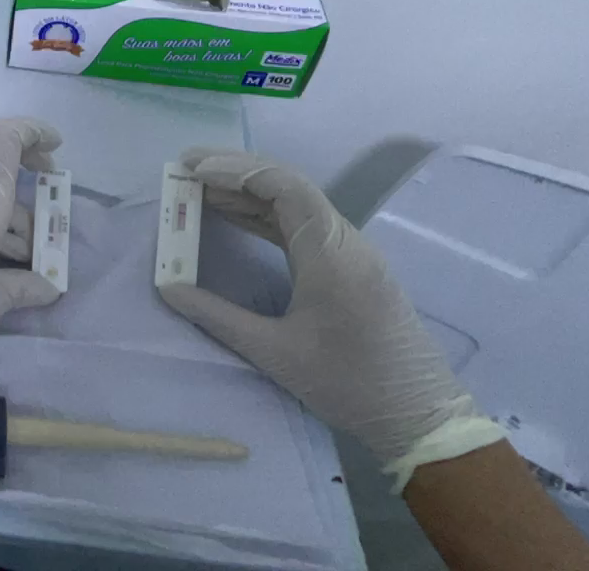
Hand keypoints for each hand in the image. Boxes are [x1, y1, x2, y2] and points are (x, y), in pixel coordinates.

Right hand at [157, 150, 504, 487]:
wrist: (421, 420)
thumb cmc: (349, 385)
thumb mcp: (273, 353)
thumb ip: (216, 316)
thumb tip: (167, 287)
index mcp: (330, 252)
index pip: (282, 185)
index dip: (233, 170)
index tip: (191, 169)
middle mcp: (344, 240)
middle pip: (287, 184)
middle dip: (234, 171)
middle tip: (186, 169)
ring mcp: (350, 252)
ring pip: (294, 202)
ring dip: (247, 191)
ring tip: (199, 189)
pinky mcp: (349, 267)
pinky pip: (301, 223)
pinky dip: (263, 213)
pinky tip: (234, 216)